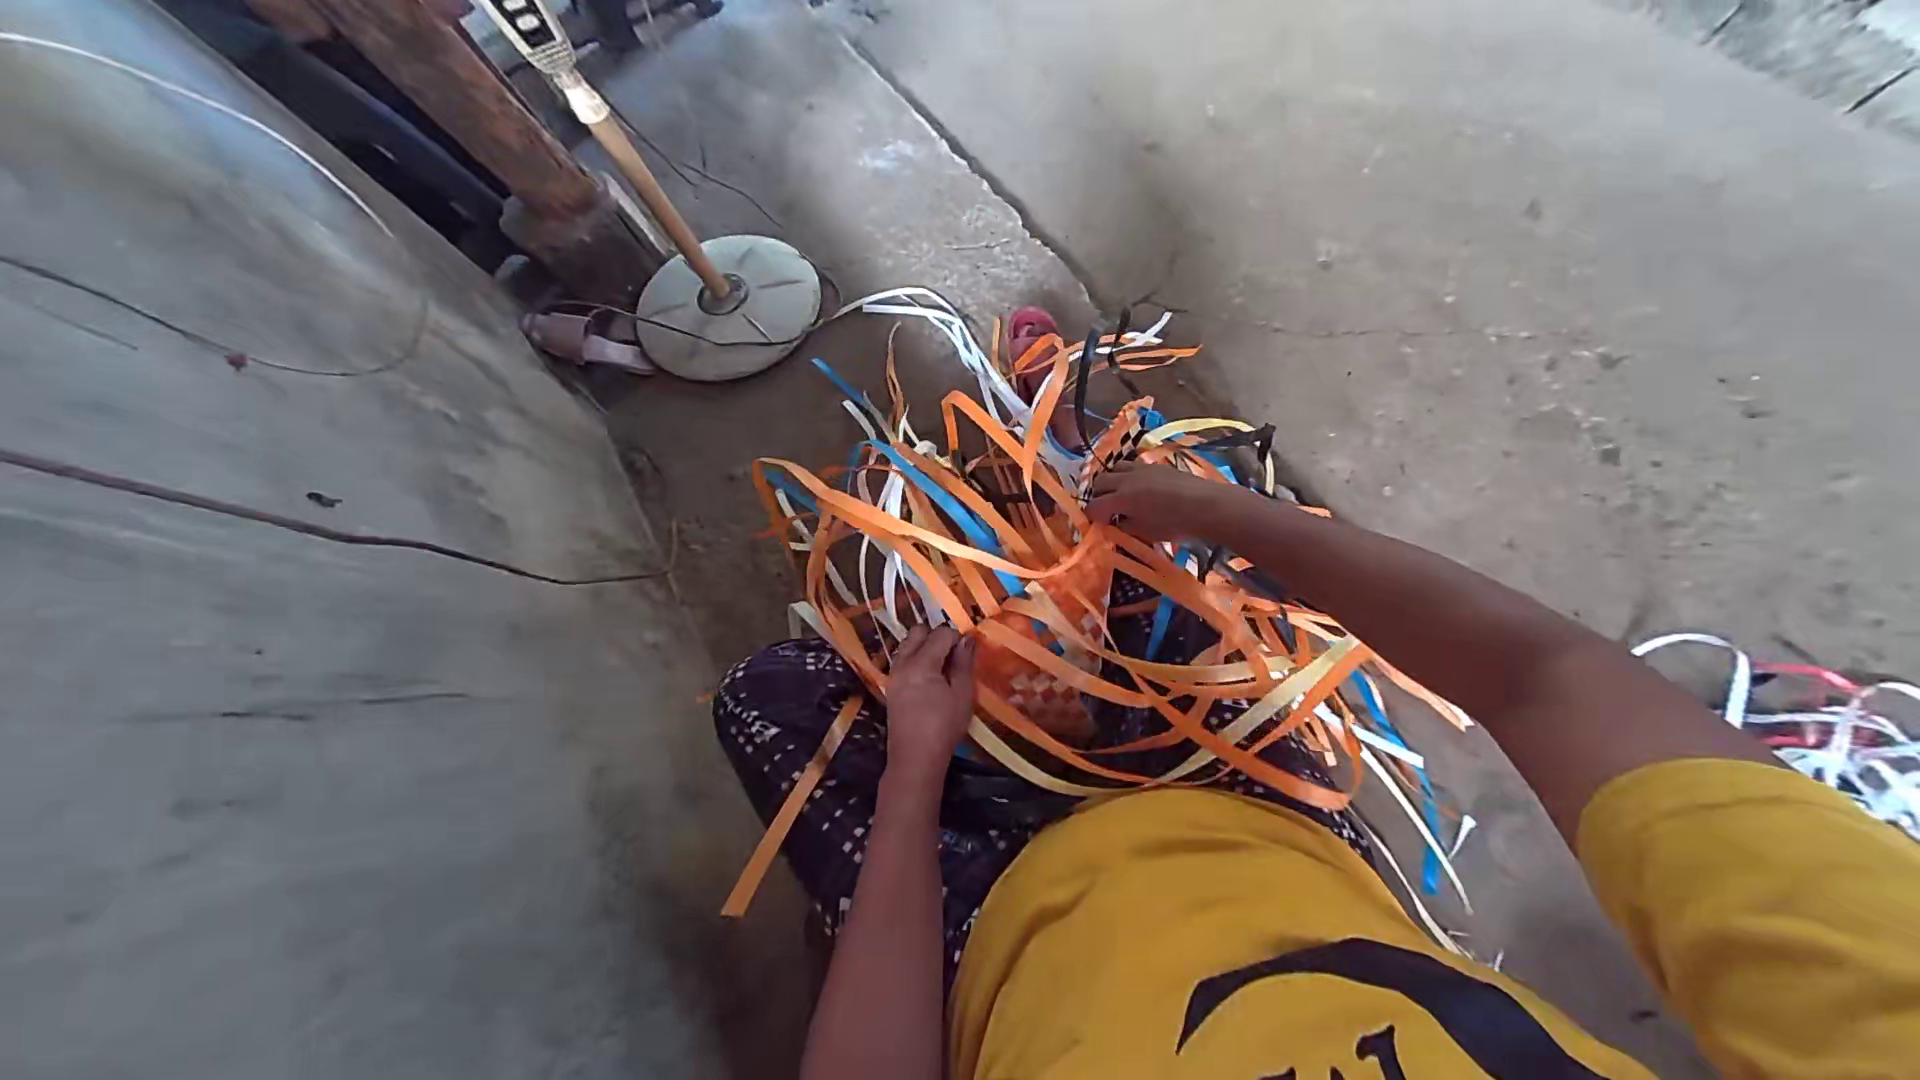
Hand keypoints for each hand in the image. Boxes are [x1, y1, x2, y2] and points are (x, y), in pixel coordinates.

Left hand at [884, 625, 977, 782]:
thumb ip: (964, 664)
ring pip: (907, 644)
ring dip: (924, 646)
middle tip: (953, 656)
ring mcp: (893, 674)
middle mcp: (902, 663)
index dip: (956, 638)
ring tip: (942, 667)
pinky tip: (929, 678)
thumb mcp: (962, 695)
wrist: (914, 758)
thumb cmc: (944, 727)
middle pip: (918, 632)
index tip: (967, 652)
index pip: (940, 634)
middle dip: (936, 636)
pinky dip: (915, 658)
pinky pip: (902, 659)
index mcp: (921, 663)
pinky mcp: (890, 686)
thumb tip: (967, 639)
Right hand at [1084, 461, 1247, 544]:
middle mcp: (1126, 479)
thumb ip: (1125, 526)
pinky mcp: (1156, 465)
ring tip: (1119, 492)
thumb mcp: (1145, 533)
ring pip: (1115, 468)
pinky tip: (1138, 486)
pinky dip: (1128, 474)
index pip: (1094, 506)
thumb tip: (1115, 523)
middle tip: (1105, 508)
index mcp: (1121, 499)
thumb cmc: (1175, 524)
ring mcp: (1141, 469)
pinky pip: (1133, 465)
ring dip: (1112, 480)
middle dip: (1098, 495)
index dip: (1091, 516)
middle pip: (1100, 481)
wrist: (1206, 506)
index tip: (1096, 523)